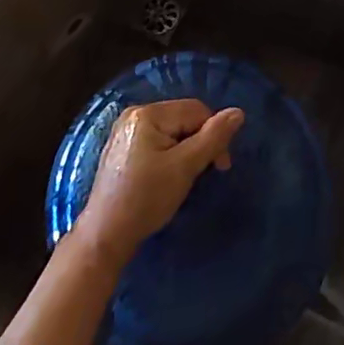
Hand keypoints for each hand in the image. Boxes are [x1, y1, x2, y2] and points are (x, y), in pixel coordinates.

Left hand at [75, 99, 243, 258]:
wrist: (106, 234)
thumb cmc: (146, 198)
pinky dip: (170, 156)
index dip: (214, 135)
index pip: (196, 110)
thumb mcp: (185, 167)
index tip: (220, 167)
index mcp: (148, 113)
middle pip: (183, 118)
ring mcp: (126, 132)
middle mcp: (134, 114)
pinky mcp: (123, 149)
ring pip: (172, 132)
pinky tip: (167, 178)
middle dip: (200, 143)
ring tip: (184, 178)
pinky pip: (157, 142)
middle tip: (203, 174)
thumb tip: (238, 112)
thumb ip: (213, 138)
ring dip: (186, 151)